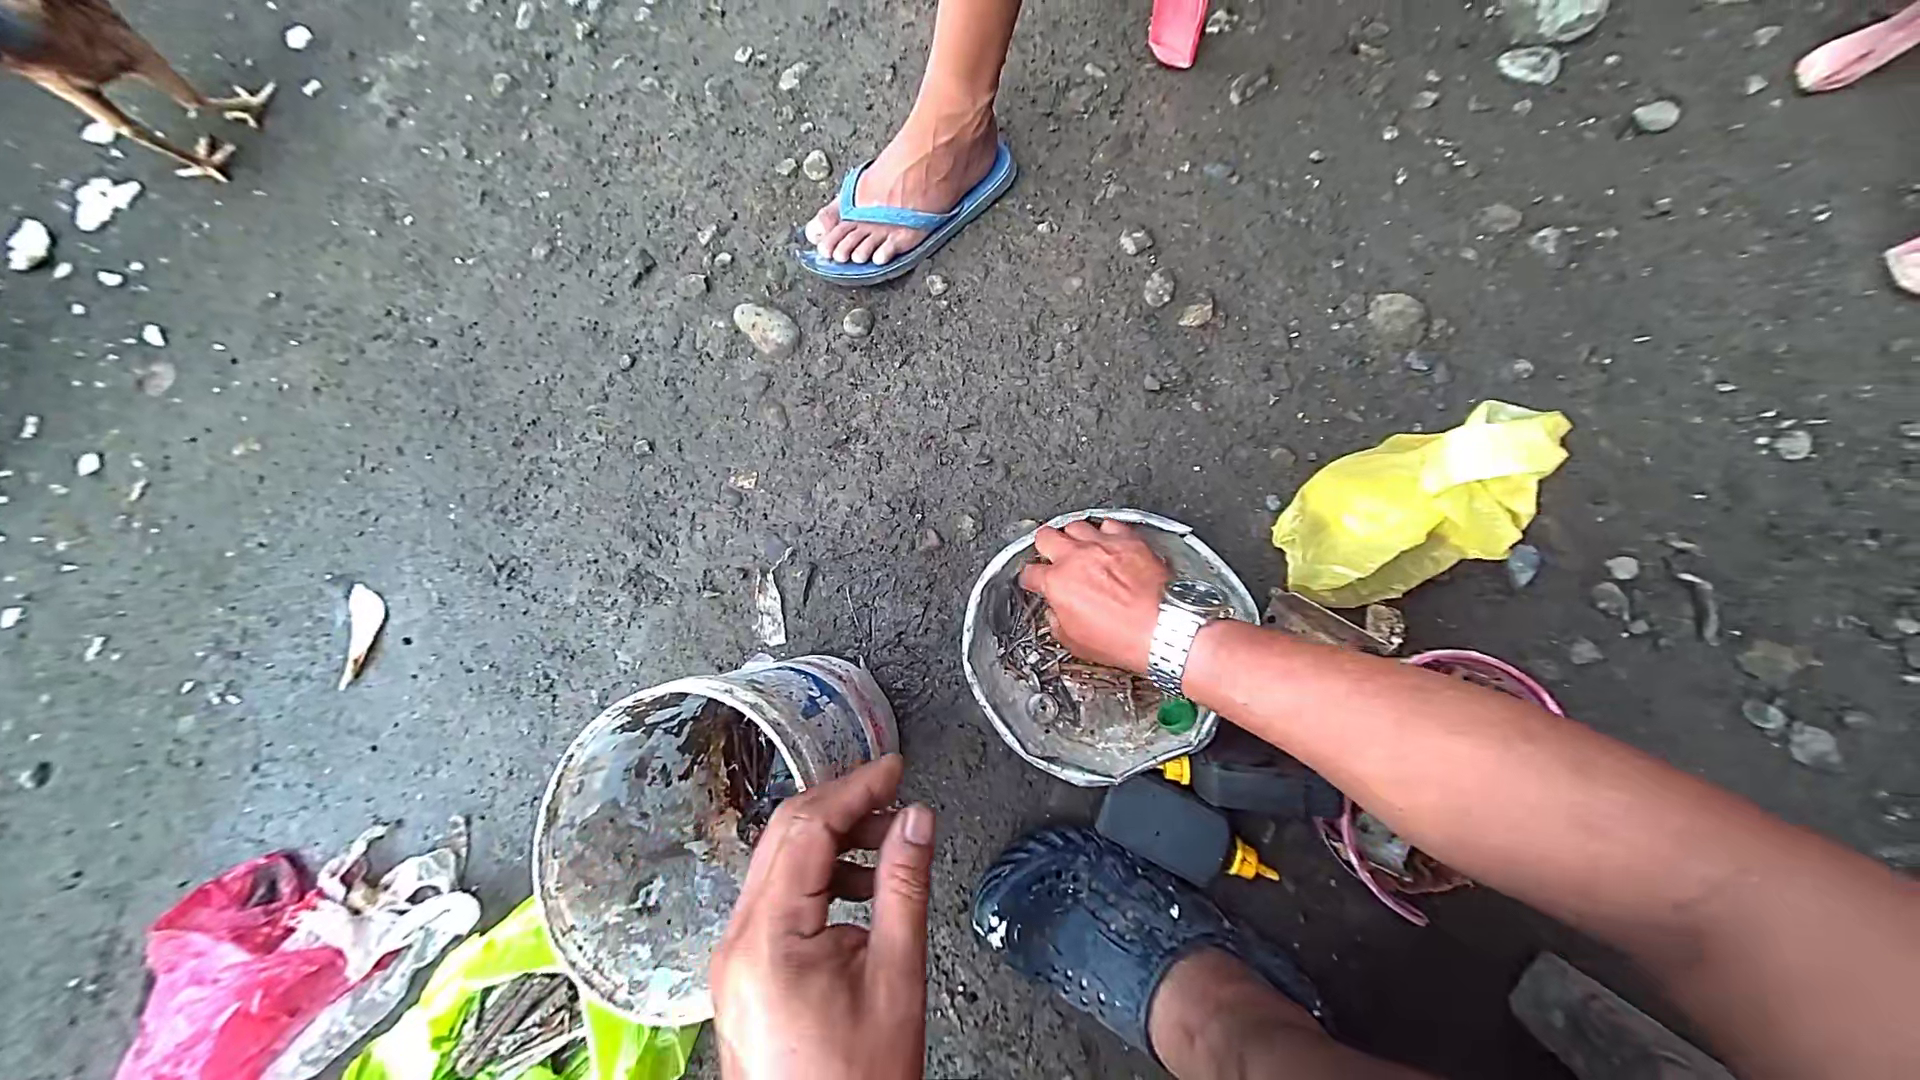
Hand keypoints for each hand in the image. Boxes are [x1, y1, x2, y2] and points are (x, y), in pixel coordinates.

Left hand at [711, 754, 933, 1079]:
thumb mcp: (895, 976)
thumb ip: (904, 884)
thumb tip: (916, 819)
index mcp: (768, 938)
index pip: (810, 827)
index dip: (856, 787)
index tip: (893, 770)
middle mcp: (739, 939)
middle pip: (787, 833)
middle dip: (843, 803)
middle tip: (892, 793)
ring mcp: (737, 953)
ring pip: (782, 858)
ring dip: (834, 836)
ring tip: (886, 840)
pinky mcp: (747, 964)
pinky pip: (781, 891)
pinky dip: (822, 872)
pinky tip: (861, 884)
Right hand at [1017, 519, 1171, 672]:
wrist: (1163, 629)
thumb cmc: (1123, 638)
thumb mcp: (1075, 642)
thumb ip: (1057, 621)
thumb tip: (1056, 614)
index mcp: (1057, 583)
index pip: (1030, 572)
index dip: (1029, 578)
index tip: (1033, 580)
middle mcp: (1076, 557)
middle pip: (1045, 536)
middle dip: (1044, 546)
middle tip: (1049, 555)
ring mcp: (1103, 545)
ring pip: (1075, 525)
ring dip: (1073, 536)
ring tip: (1078, 547)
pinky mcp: (1128, 540)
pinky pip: (1109, 524)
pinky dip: (1105, 531)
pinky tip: (1107, 541)